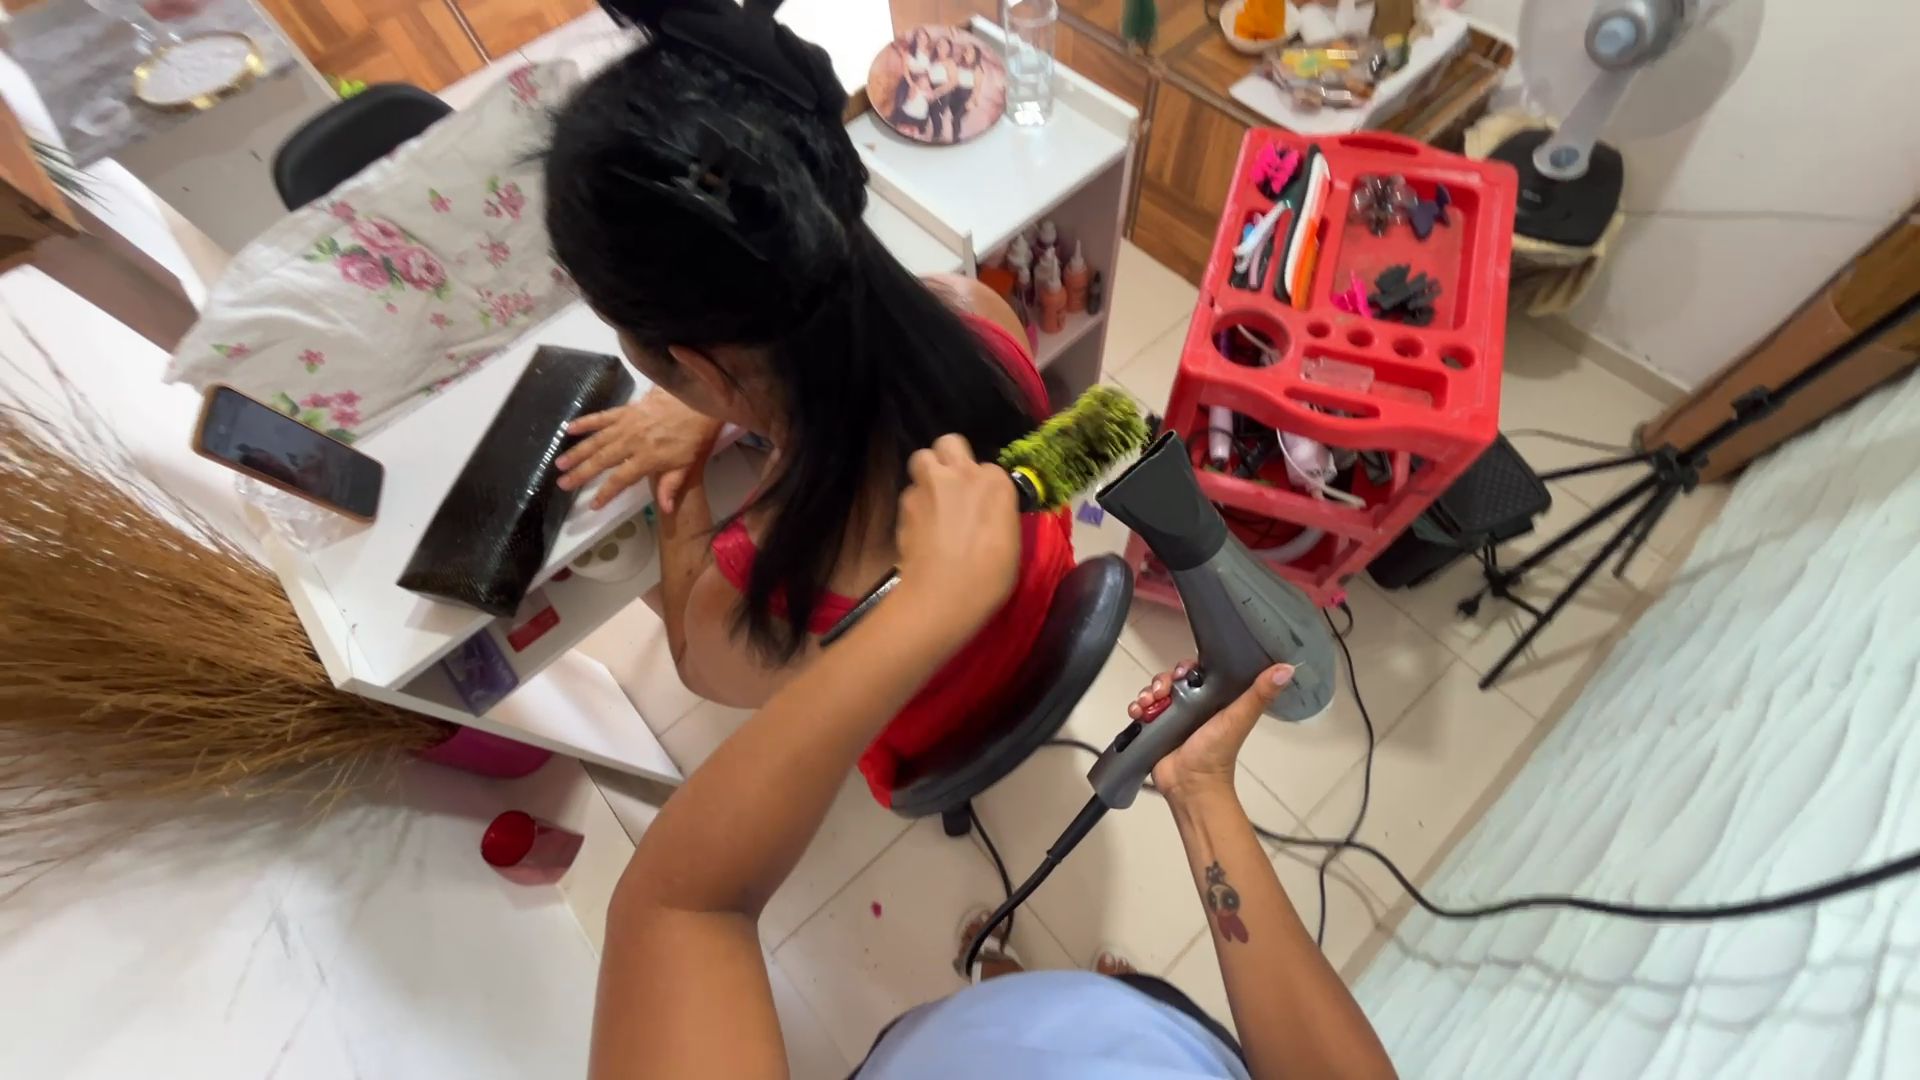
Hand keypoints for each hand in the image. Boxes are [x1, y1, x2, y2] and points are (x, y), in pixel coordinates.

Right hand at [556, 392, 722, 510]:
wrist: (698, 401)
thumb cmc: (696, 436)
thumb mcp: (688, 464)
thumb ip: (672, 485)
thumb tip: (665, 509)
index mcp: (648, 458)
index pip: (621, 480)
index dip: (606, 493)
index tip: (592, 505)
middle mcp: (632, 442)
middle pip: (602, 461)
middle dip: (581, 474)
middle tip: (562, 484)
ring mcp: (627, 424)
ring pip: (597, 441)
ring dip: (577, 452)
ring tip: (559, 463)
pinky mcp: (626, 410)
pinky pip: (602, 417)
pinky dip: (585, 422)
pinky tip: (569, 429)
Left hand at [894, 434, 1019, 636]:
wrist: (942, 596)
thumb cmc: (989, 577)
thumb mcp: (1010, 541)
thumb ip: (997, 513)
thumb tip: (985, 512)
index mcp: (994, 483)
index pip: (988, 467)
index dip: (982, 484)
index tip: (982, 504)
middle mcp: (960, 474)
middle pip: (947, 443)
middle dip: (947, 457)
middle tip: (951, 484)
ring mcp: (927, 486)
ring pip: (921, 461)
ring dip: (926, 477)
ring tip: (932, 504)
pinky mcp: (904, 504)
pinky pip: (909, 494)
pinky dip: (915, 506)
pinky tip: (920, 530)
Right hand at [1144, 661, 1294, 802]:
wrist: (1190, 786)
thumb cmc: (1216, 753)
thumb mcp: (1238, 720)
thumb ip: (1259, 695)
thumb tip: (1287, 668)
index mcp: (1212, 699)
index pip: (1196, 671)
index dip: (1185, 667)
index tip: (1180, 673)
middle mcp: (1191, 705)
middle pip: (1171, 680)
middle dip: (1160, 681)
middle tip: (1159, 693)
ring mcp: (1171, 717)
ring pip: (1154, 692)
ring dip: (1146, 694)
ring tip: (1145, 707)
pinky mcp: (1154, 728)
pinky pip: (1142, 709)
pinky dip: (1137, 707)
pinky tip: (1136, 714)